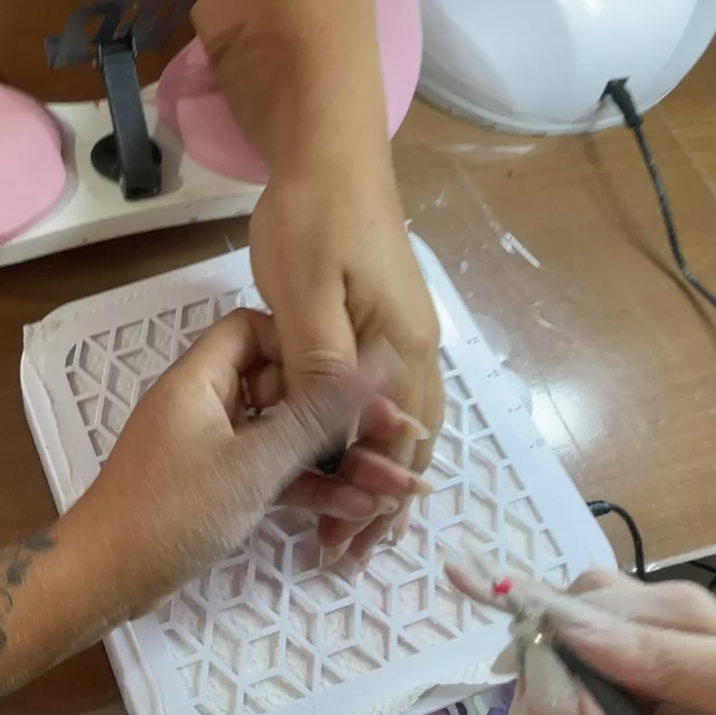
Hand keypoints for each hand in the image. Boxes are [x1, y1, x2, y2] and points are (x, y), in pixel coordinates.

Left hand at [75, 309, 422, 604]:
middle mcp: (205, 403)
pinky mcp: (216, 484)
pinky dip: (307, 487)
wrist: (107, 577)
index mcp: (200, 378)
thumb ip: (317, 414)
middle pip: (280, 387)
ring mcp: (211, 446)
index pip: (255, 329)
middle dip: (340, 416)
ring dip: (335, 461)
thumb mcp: (252, 463)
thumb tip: (375, 360)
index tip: (354, 372)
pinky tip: (356, 509)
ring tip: (397, 490)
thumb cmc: (171, 510)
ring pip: (283, 437)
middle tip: (397, 441)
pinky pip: (270, 472)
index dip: (304, 344)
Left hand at [249, 169, 442, 561]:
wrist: (327, 156)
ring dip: (370, 480)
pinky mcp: (371, 330)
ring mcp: (393, 339)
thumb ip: (323, 370)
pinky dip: (361, 440)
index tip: (342, 543)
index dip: (367, 493)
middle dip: (375, 501)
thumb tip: (346, 441)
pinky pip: (373, 401)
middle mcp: (410, 351)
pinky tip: (342, 466)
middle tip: (348, 557)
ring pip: (390, 427)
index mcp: (396, 349)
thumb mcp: (305, 300)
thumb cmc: (309, 224)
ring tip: (350, 534)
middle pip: (400, 443)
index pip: (391, 441)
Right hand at [513, 571, 715, 714]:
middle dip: (597, 617)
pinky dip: (559, 604)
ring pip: (645, 598)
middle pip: (691, 621)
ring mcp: (696, 663)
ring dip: (573, 609)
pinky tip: (526, 625)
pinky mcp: (650, 645)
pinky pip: (610, 599)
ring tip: (523, 642)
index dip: (649, 649)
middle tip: (523, 631)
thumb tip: (546, 677)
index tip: (564, 640)